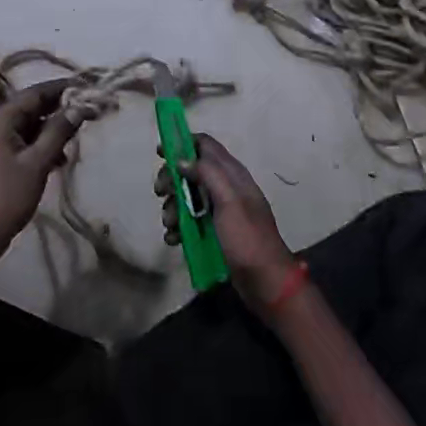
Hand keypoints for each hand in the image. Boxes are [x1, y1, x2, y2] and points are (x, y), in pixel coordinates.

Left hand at [0, 80, 84, 268]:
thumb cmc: (7, 196)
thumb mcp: (38, 162)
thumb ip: (59, 131)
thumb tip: (81, 106)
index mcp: (3, 117)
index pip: (37, 91)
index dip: (65, 87)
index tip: (91, 86)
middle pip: (36, 105)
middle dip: (63, 106)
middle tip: (92, 108)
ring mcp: (0, 139)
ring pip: (34, 123)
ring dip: (56, 126)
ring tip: (81, 132)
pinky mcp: (5, 156)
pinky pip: (30, 139)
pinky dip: (47, 143)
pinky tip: (63, 157)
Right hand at [157, 134, 295, 309]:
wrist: (265, 282)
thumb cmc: (247, 238)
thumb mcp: (229, 201)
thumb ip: (207, 174)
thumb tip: (182, 160)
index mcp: (232, 174)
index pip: (205, 145)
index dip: (182, 143)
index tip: (160, 153)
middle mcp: (225, 187)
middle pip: (191, 170)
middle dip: (172, 179)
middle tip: (160, 193)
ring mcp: (219, 210)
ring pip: (187, 197)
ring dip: (173, 207)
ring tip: (170, 224)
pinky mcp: (214, 231)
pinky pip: (190, 221)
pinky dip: (179, 227)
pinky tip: (174, 239)